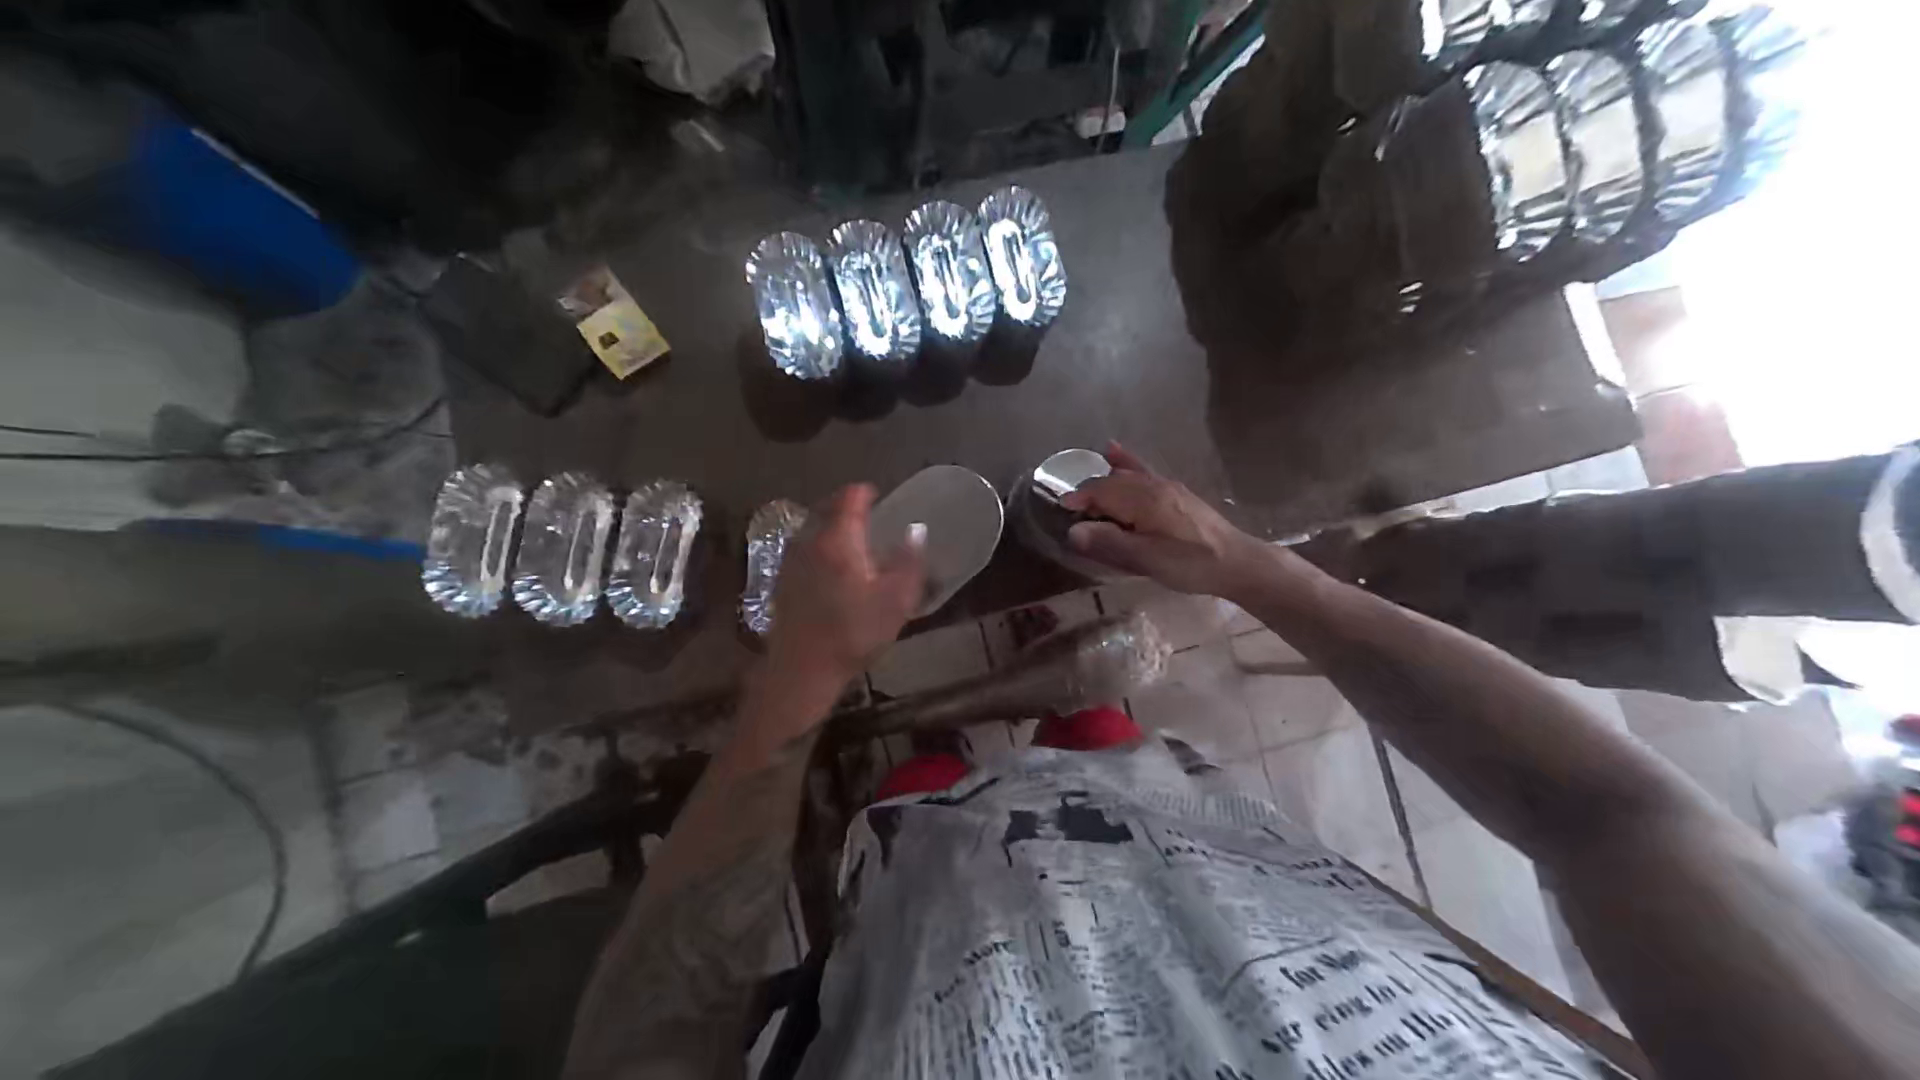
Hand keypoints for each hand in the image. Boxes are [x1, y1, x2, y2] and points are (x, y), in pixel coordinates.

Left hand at [764, 483, 926, 691]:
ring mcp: (791, 562)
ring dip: (833, 529)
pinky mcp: (782, 582)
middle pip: (828, 509)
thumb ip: (909, 561)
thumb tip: (916, 530)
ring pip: (814, 530)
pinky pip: (804, 551)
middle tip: (869, 518)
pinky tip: (831, 570)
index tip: (879, 497)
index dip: (866, 492)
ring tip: (853, 543)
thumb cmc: (854, 633)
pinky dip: (820, 549)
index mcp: (838, 539)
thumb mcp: (896, 600)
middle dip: (848, 508)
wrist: (802, 670)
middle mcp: (810, 541)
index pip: (850, 497)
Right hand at [1061, 442, 1278, 597]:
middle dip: (1090, 493)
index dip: (1079, 499)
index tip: (1062, 510)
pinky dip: (1126, 462)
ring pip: (1126, 475)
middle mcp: (1153, 485)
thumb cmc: (1190, 563)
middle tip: (1075, 513)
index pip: (1100, 491)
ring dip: (1104, 481)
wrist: (1237, 562)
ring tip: (1088, 490)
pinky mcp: (1176, 493)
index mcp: (1143, 499)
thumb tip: (1073, 530)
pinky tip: (1115, 451)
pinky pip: (1143, 472)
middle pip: (1112, 481)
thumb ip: (1109, 542)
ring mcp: (1166, 486)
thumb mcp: (1146, 558)